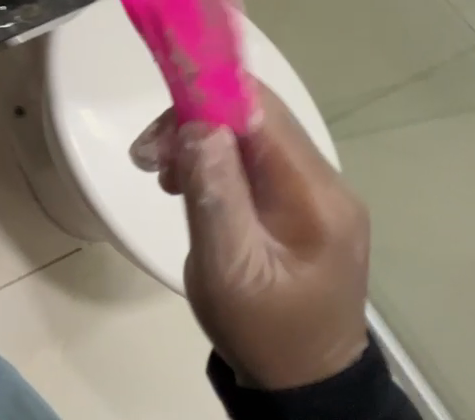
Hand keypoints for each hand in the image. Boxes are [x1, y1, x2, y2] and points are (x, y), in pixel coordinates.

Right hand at [131, 83, 370, 389]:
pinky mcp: (301, 203)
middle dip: (192, 120)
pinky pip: (251, 156)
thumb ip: (215, 193)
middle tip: (148, 159)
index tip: (157, 106)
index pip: (261, 110)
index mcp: (316, 197)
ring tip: (162, 176)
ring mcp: (317, 193)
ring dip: (196, 140)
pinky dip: (210, 157)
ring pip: (247, 132)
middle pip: (253, 115)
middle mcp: (325, 184)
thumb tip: (197, 125)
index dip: (208, 90)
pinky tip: (186, 184)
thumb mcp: (228, 267)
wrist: (303, 383)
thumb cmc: (261, 328)